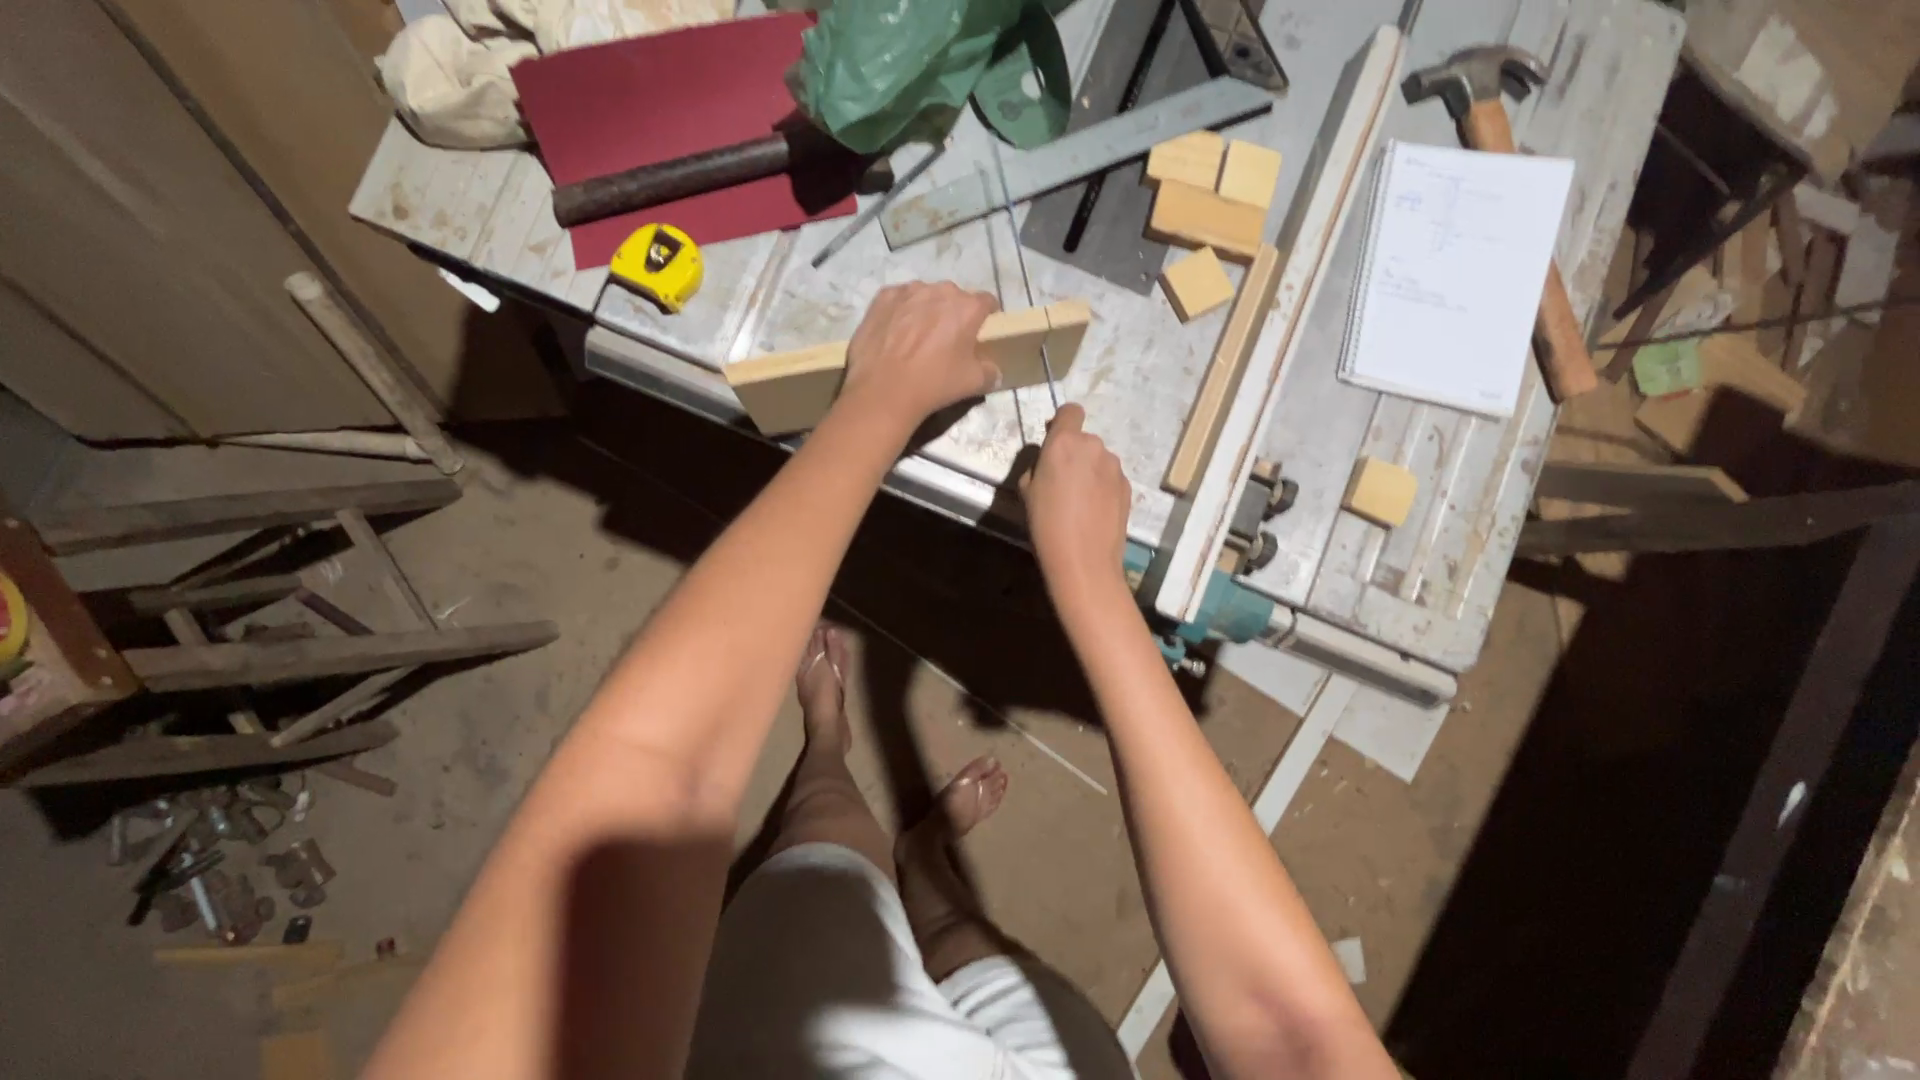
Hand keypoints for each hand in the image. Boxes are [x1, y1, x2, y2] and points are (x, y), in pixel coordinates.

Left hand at [839, 283, 1000, 425]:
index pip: (987, 302)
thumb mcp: (974, 383)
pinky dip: (901, 311)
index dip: (987, 315)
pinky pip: (899, 300)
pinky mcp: (882, 298)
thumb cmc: (934, 384)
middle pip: (954, 297)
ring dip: (926, 310)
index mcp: (968, 307)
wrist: (884, 390)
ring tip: (917, 336)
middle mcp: (940, 291)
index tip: (982, 329)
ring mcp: (908, 291)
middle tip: (947, 338)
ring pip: (925, 296)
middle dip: (954, 313)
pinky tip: (895, 333)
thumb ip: (990, 371)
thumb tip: (993, 370)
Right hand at [1022, 405, 1130, 602]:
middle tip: (1062, 482)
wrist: (1084, 559)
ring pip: (1099, 459)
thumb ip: (1038, 466)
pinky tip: (1094, 511)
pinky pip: (1110, 478)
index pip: (1070, 411)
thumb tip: (1049, 462)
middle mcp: (1093, 447)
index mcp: (1064, 442)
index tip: (1055, 440)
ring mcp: (1114, 467)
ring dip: (1090, 471)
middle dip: (1074, 453)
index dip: (1063, 422)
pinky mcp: (1128, 486)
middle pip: (1084, 439)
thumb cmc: (1045, 523)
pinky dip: (1103, 487)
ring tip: (1079, 501)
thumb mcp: (1026, 491)